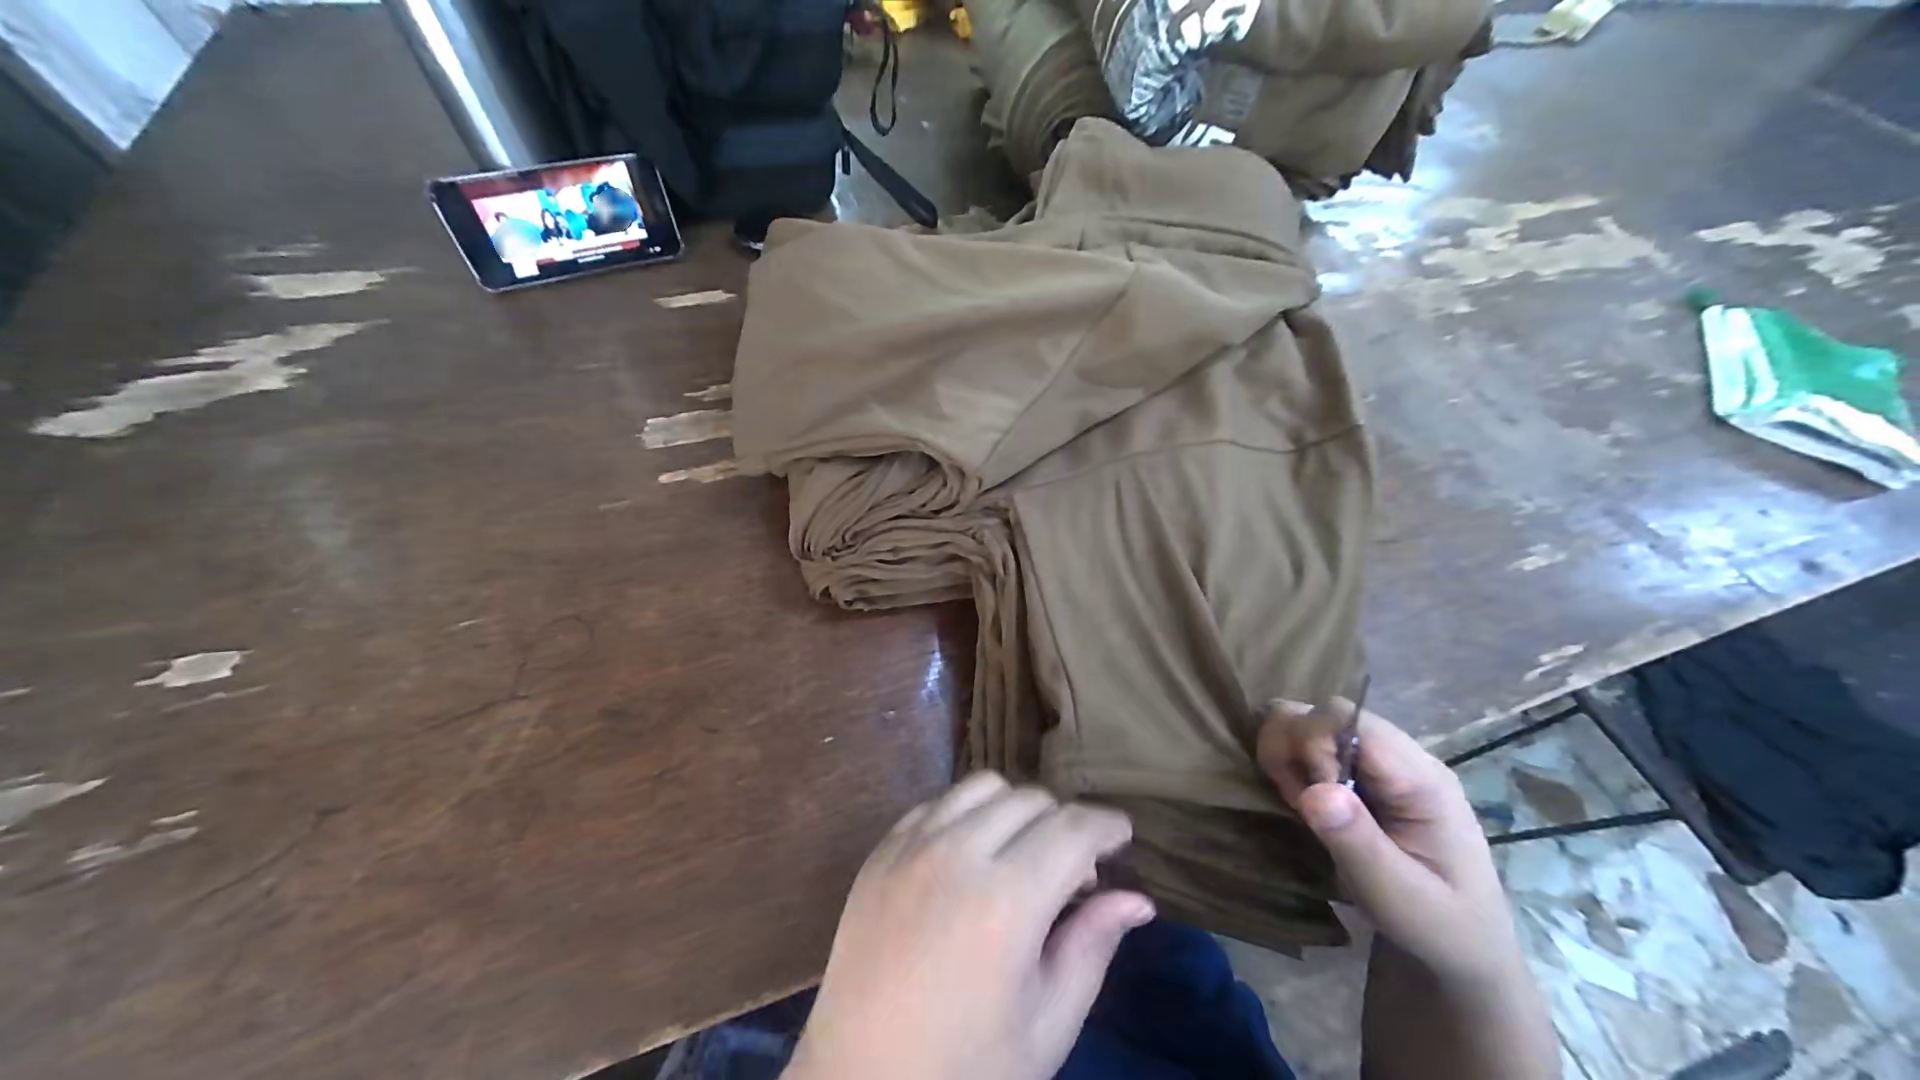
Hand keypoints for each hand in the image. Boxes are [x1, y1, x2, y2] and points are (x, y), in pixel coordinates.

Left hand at [784, 772, 1154, 1079]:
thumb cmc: (965, 1068)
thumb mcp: (1046, 1025)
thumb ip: (1092, 947)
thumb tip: (1137, 899)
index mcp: (1006, 901)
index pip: (1073, 829)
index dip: (1107, 825)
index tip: (1123, 837)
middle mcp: (956, 855)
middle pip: (1030, 800)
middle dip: (1065, 824)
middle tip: (1074, 872)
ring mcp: (911, 848)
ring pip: (982, 787)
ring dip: (1015, 809)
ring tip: (1022, 855)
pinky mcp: (880, 853)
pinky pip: (935, 803)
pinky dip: (966, 813)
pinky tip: (970, 855)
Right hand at [1256, 699, 1523, 985]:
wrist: (1460, 947)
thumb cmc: (1436, 926)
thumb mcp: (1399, 898)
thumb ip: (1359, 843)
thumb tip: (1316, 791)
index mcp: (1422, 778)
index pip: (1348, 720)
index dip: (1312, 745)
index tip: (1307, 797)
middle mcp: (1402, 756)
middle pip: (1325, 712)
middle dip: (1292, 747)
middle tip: (1294, 799)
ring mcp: (1382, 761)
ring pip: (1311, 720)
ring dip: (1287, 752)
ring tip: (1297, 799)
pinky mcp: (1363, 771)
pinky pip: (1312, 742)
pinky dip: (1292, 761)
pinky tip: (1303, 799)